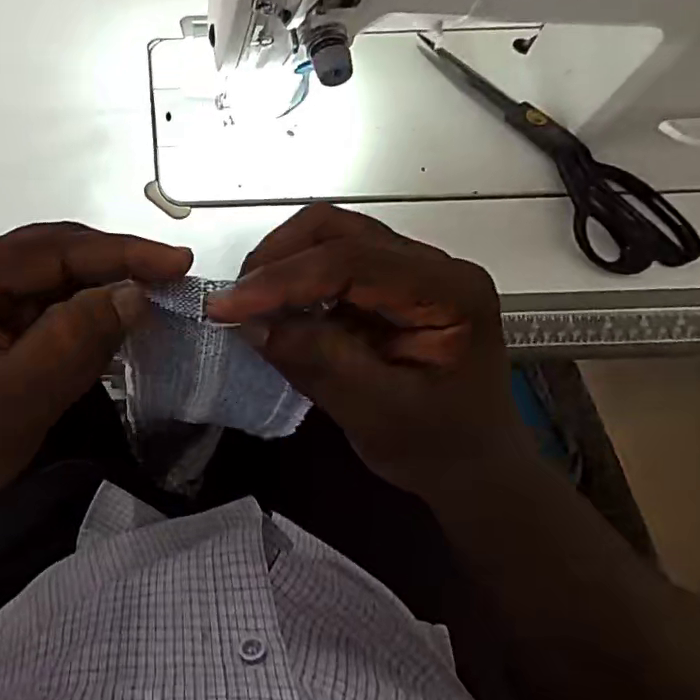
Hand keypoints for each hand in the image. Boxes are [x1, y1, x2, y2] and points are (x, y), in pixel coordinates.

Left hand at [0, 222, 192, 511]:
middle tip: (175, 277)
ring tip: (160, 297)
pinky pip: (53, 312)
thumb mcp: (16, 393)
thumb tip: (136, 294)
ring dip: (105, 292)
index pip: (47, 250)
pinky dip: (90, 319)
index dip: (117, 253)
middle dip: (113, 268)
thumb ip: (77, 338)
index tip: (174, 260)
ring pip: (58, 283)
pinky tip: (123, 324)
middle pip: (53, 258)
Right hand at [205, 205, 534, 496]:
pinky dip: (288, 275)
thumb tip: (252, 323)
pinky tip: (272, 306)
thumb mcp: (377, 413)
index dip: (282, 280)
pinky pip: (324, 256)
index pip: (351, 263)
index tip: (228, 307)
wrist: (472, 469)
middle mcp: (430, 265)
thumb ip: (318, 360)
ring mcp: (405, 266)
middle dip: (275, 259)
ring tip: (248, 303)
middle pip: (335, 230)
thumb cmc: (440, 447)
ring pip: (325, 234)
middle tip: (235, 301)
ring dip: (278, 262)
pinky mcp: (380, 278)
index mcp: (448, 293)